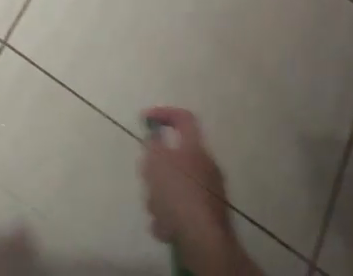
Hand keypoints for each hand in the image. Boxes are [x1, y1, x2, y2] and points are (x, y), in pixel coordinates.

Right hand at [140, 108, 255, 275]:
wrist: (202, 240)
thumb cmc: (177, 194)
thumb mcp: (156, 161)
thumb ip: (152, 145)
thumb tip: (155, 139)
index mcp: (196, 148)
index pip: (183, 118)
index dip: (163, 113)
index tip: (144, 120)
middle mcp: (206, 167)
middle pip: (174, 157)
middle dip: (155, 170)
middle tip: (147, 179)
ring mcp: (208, 193)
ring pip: (174, 185)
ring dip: (159, 196)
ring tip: (156, 211)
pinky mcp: (206, 217)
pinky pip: (180, 209)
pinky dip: (169, 217)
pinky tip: (165, 227)